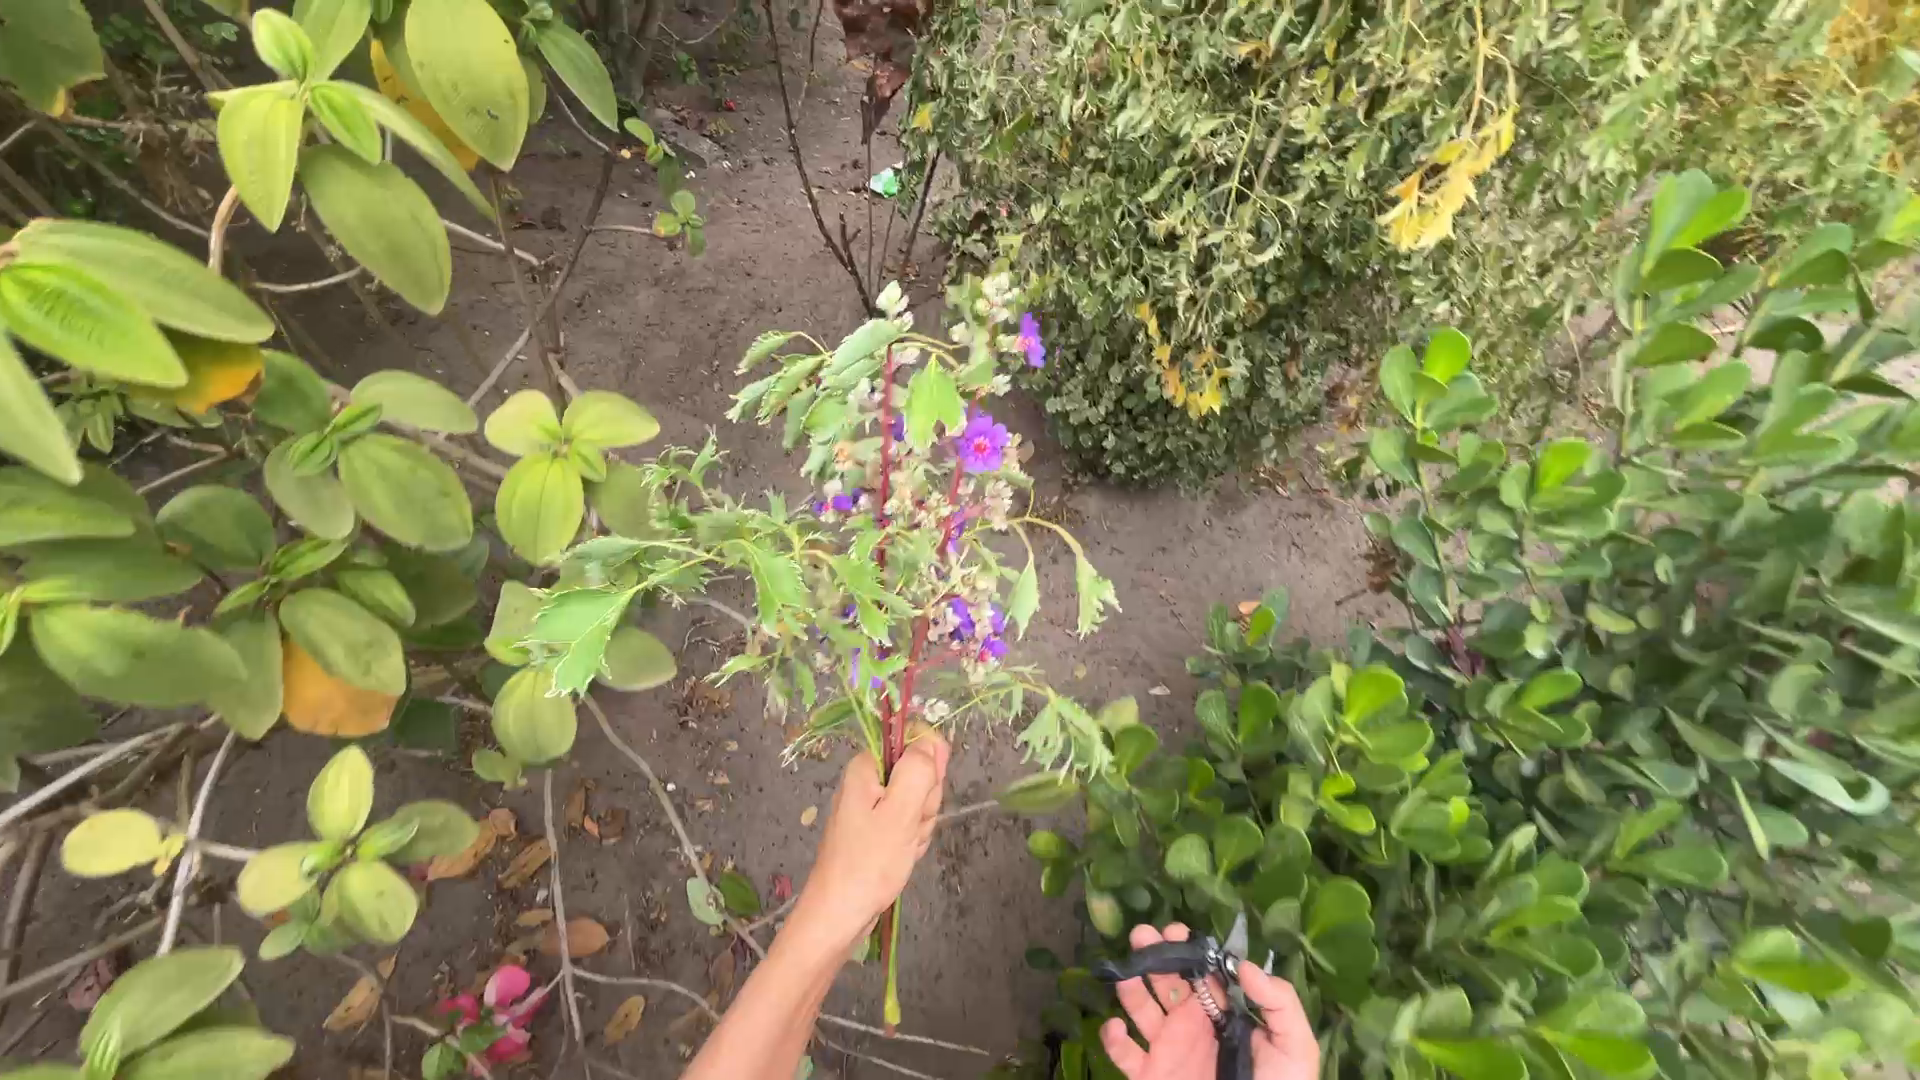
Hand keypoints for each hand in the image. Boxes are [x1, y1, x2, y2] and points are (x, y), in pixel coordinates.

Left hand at [789, 729, 950, 952]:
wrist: (838, 917)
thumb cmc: (868, 863)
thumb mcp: (901, 811)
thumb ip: (919, 770)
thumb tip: (931, 741)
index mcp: (867, 766)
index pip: (915, 744)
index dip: (928, 769)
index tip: (920, 798)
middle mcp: (867, 781)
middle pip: (918, 774)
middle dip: (923, 804)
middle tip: (908, 828)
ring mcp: (870, 807)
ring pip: (917, 802)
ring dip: (919, 826)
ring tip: (902, 847)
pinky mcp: (874, 831)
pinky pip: (907, 824)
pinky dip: (910, 841)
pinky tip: (900, 857)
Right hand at [1100, 923, 1319, 1079]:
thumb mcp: (1296, 1052)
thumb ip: (1280, 1004)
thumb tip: (1242, 964)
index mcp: (1223, 1015)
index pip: (1201, 971)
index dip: (1187, 948)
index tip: (1176, 931)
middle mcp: (1192, 1025)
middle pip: (1166, 979)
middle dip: (1153, 953)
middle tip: (1144, 935)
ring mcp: (1168, 1050)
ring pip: (1140, 1007)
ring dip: (1129, 985)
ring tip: (1126, 971)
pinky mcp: (1148, 1076)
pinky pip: (1123, 1054)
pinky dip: (1112, 1038)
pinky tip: (1116, 1027)